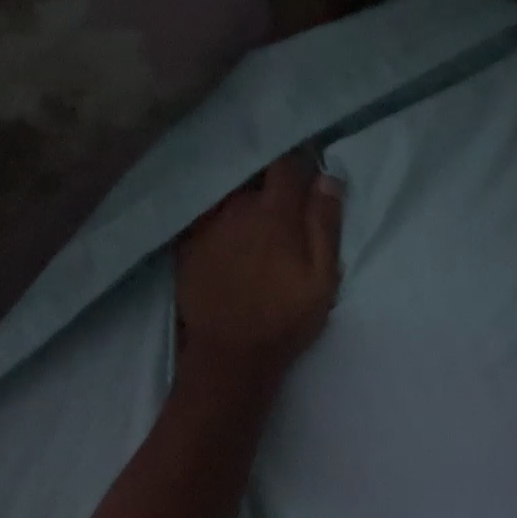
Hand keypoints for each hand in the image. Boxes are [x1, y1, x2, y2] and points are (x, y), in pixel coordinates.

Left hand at [176, 153, 344, 376]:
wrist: (230, 353)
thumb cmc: (284, 319)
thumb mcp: (322, 279)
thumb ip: (325, 226)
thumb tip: (328, 178)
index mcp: (275, 213)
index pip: (286, 164)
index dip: (299, 164)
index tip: (308, 175)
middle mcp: (237, 207)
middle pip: (254, 177)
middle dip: (269, 182)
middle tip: (282, 204)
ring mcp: (208, 224)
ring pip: (228, 195)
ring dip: (242, 198)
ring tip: (252, 220)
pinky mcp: (188, 243)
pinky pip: (204, 215)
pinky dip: (216, 216)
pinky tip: (225, 233)